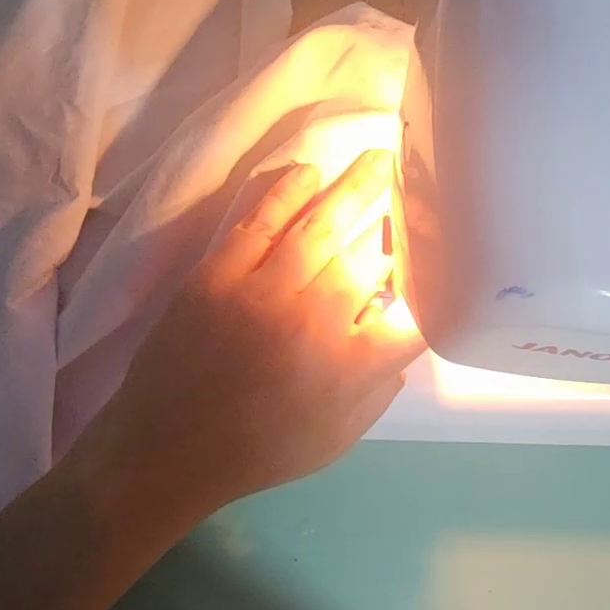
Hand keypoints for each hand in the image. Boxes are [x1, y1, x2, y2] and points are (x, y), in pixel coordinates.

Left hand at [66, 149, 424, 518]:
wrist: (169, 450)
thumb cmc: (259, 451)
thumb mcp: (337, 439)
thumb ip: (379, 390)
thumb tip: (400, 337)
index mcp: (349, 368)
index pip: (412, 313)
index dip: (433, 283)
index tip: (440, 263)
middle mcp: (314, 321)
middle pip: (370, 258)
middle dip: (399, 223)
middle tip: (417, 192)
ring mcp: (263, 291)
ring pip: (320, 226)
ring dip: (355, 188)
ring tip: (379, 159)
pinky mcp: (217, 274)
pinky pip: (260, 222)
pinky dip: (285, 192)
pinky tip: (309, 172)